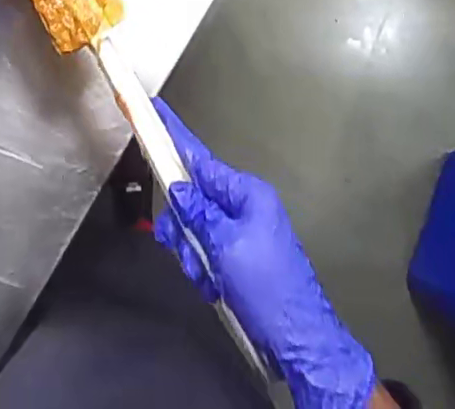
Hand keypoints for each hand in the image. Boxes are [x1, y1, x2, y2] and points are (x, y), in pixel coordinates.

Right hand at [153, 99, 376, 408]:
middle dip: (183, 227)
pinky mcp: (237, 256)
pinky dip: (202, 269)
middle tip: (188, 251)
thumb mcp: (226, 247)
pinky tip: (214, 287)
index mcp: (246, 194)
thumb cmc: (270, 291)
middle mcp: (243, 206)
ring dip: (193, 254)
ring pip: (194, 228)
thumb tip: (177, 187)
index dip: (174, 135)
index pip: (200, 158)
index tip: (155, 110)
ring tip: (208, 277)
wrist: (299, 343)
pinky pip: (205, 251)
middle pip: (192, 198)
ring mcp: (240, 231)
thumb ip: (198, 214)